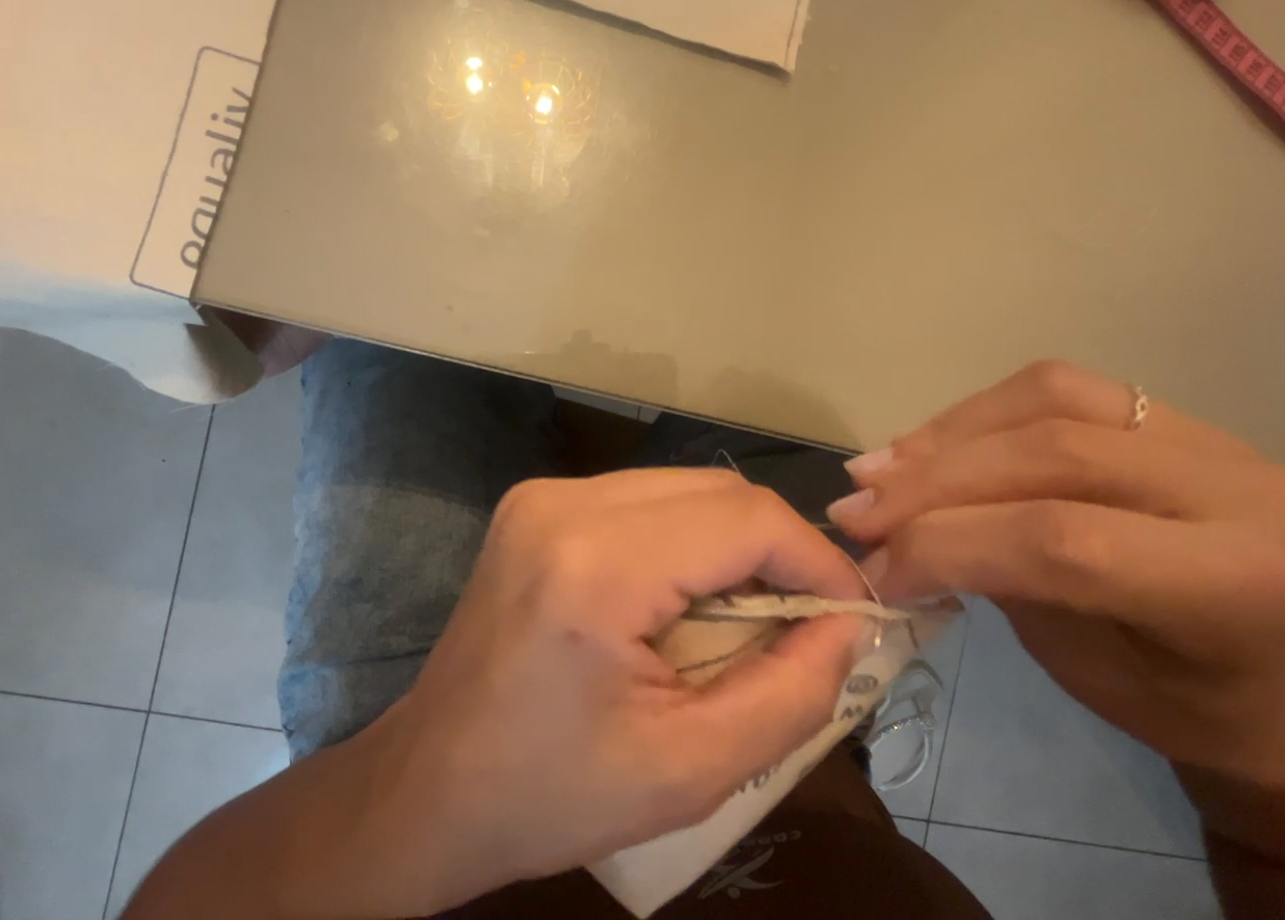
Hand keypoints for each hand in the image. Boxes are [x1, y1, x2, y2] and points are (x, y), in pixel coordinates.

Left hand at [365, 469, 870, 908]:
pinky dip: (686, 543)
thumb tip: (845, 625)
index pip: (746, 519)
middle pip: (718, 491)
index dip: (817, 560)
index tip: (854, 615)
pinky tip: (686, 604)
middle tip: (806, 625)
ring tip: (748, 623)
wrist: (431, 787)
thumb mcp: (691, 769)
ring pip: (684, 490)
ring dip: (732, 547)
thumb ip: (791, 693)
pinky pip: (643, 502)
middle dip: (777, 553)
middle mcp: (564, 504)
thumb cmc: (552, 794)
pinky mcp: (535, 507)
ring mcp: (542, 497)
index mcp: (596, 564)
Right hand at [829, 361, 1284, 780]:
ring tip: (878, 473)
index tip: (874, 567)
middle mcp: (1246, 493)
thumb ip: (993, 581)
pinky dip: (975, 416)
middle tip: (856, 514)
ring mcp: (1219, 440)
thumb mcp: (1075, 664)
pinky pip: (1058, 390)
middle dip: (933, 484)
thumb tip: (881, 541)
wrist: (1257, 680)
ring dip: (946, 437)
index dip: (948, 543)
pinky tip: (925, 446)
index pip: (1063, 541)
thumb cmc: (1167, 698)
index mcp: (1242, 585)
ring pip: (1050, 400)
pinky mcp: (1178, 415)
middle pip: (1052, 455)